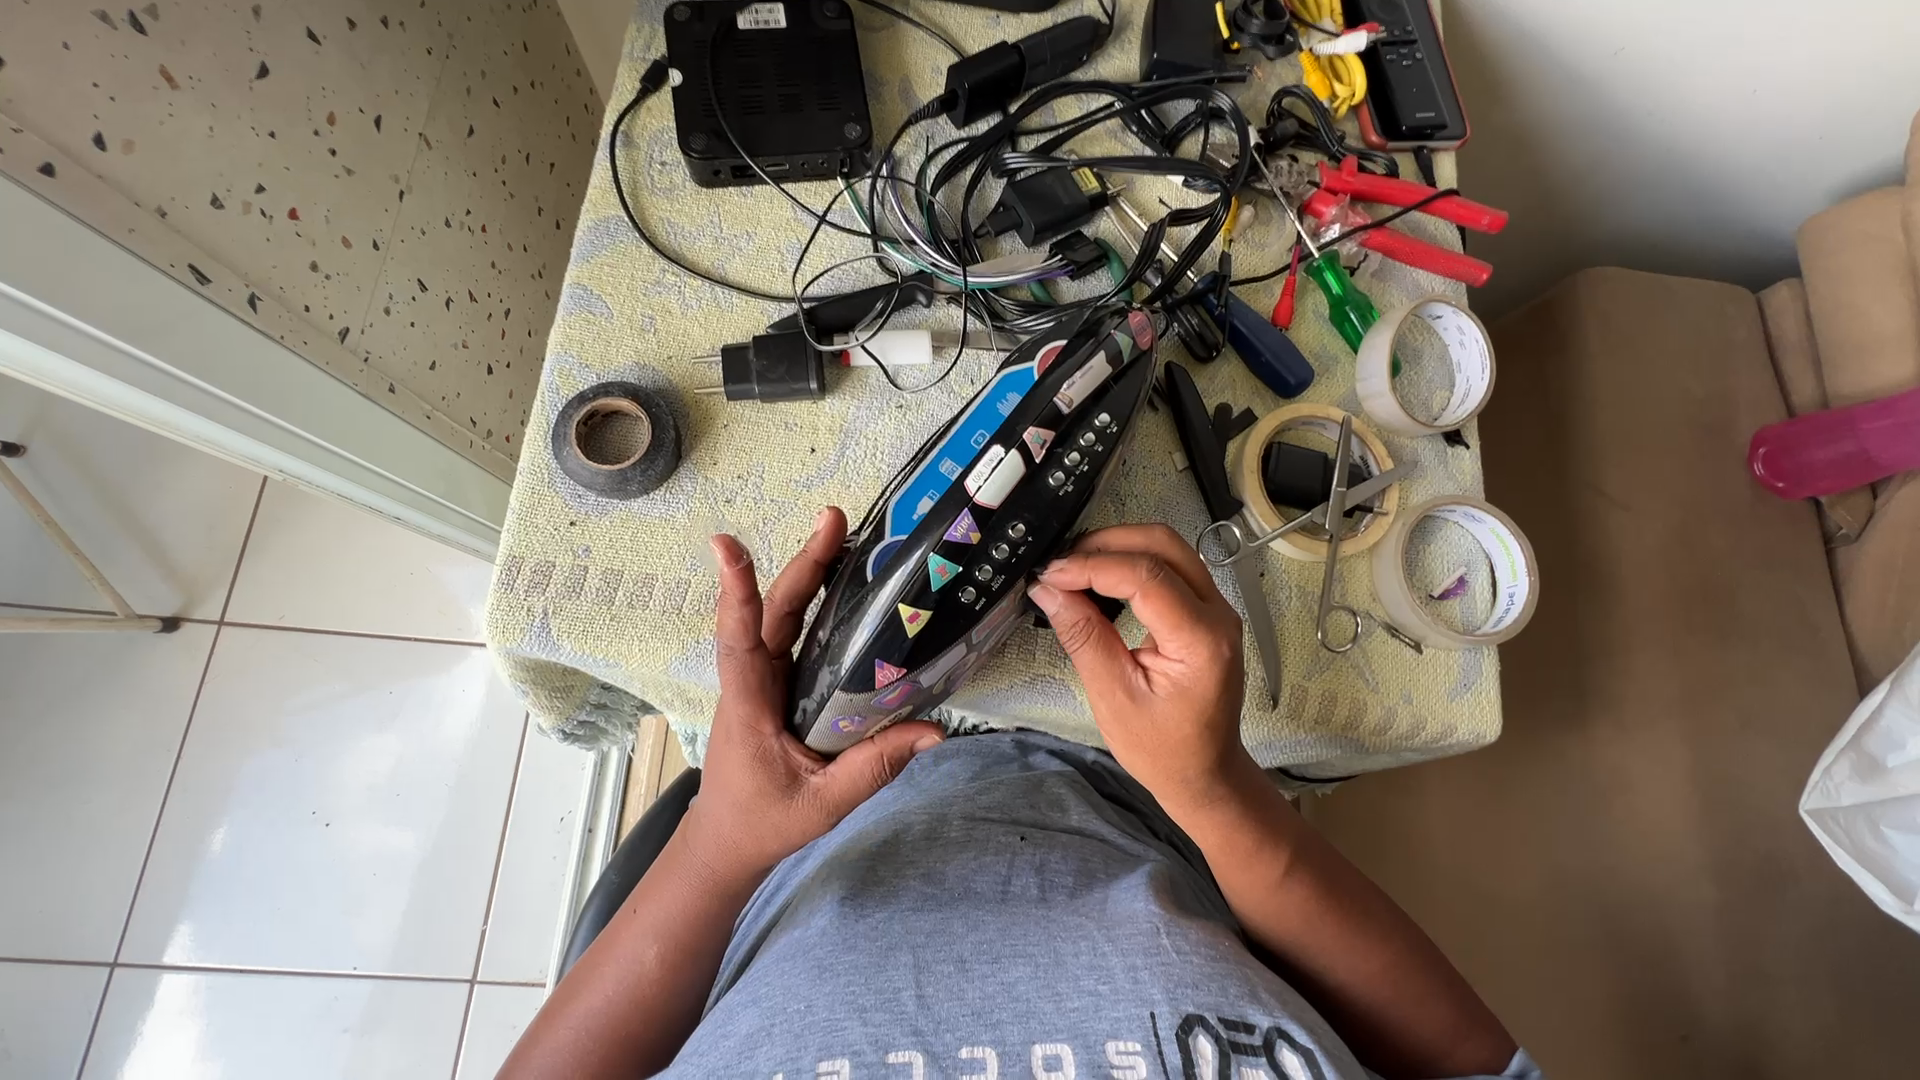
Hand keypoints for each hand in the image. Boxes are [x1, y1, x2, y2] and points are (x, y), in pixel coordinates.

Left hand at [683, 508, 944, 883]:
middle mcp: (753, 681)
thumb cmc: (762, 822)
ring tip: (843, 536)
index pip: (739, 643)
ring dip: (809, 574)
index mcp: (749, 706)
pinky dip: (816, 601)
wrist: (726, 839)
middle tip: (834, 520)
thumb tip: (933, 731)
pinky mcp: (780, 683)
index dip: (737, 593)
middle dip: (802, 564)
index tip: (728, 545)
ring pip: (783, 616)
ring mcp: (765, 678)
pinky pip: (796, 633)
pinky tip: (844, 582)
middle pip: (773, 612)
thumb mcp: (822, 803)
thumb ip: (873, 766)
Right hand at [1027, 524, 1257, 812]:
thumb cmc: (1161, 749)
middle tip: (1060, 564)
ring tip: (1074, 568)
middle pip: (1163, 544)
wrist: (1205, 774)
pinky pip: (1170, 566)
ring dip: (1118, 547)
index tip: (1050, 575)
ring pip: (1169, 547)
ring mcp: (1217, 608)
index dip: (1092, 567)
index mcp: (1202, 640)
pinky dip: (1130, 561)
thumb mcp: (1113, 697)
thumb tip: (1047, 588)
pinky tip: (1099, 578)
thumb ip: (1083, 636)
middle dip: (1106, 543)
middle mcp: (1219, 614)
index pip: (1146, 576)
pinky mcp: (1206, 610)